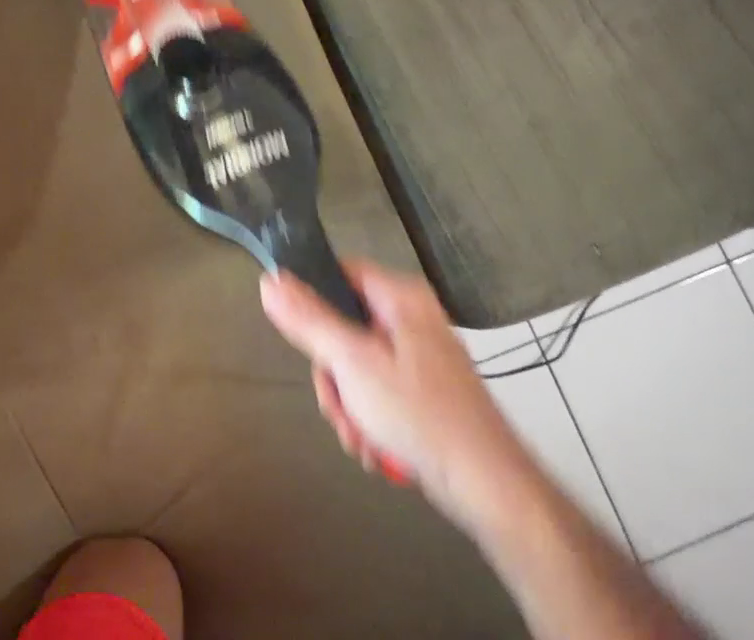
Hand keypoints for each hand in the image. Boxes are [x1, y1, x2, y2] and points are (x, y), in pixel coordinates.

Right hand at [260, 261, 539, 531]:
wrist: (483, 480)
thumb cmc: (420, 414)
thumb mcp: (351, 362)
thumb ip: (308, 320)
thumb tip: (270, 282)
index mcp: (401, 299)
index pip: (340, 273)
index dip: (313, 299)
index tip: (304, 336)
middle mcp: (412, 320)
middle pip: (343, 328)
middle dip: (332, 376)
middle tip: (338, 404)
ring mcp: (419, 357)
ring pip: (356, 366)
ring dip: (348, 406)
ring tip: (359, 435)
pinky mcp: (422, 391)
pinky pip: (377, 391)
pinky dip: (369, 419)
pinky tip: (374, 445)